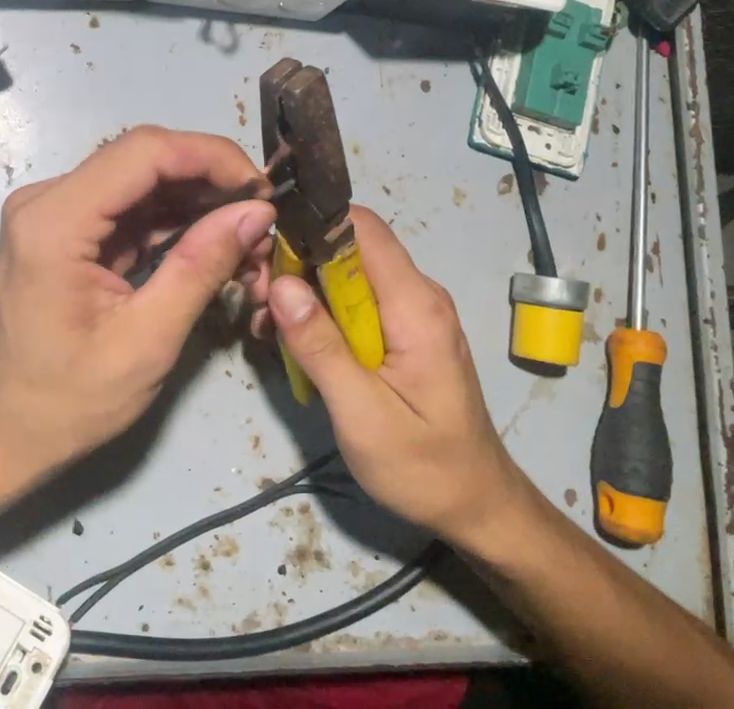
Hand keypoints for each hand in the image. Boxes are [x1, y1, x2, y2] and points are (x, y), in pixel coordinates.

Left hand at [0, 127, 276, 481]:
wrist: (6, 433)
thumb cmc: (69, 401)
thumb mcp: (146, 341)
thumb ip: (201, 267)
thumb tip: (258, 213)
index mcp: (54, 221)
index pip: (144, 152)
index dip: (211, 157)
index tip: (264, 192)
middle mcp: (46, 201)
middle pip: (143, 160)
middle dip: (210, 182)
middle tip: (263, 223)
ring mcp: (52, 214)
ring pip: (141, 182)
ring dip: (197, 203)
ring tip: (248, 240)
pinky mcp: (64, 232)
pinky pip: (128, 209)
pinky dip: (172, 223)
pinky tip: (213, 245)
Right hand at [267, 207, 534, 550]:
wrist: (477, 506)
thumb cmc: (423, 467)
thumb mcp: (362, 414)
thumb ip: (320, 347)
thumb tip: (281, 284)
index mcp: (415, 306)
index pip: (360, 227)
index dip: (309, 228)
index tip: (264, 256)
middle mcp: (418, 295)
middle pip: (348, 247)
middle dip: (296, 262)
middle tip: (256, 300)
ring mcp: (412, 312)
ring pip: (346, 273)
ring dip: (303, 290)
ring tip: (266, 326)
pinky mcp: (403, 332)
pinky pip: (355, 302)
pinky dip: (320, 312)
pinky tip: (292, 342)